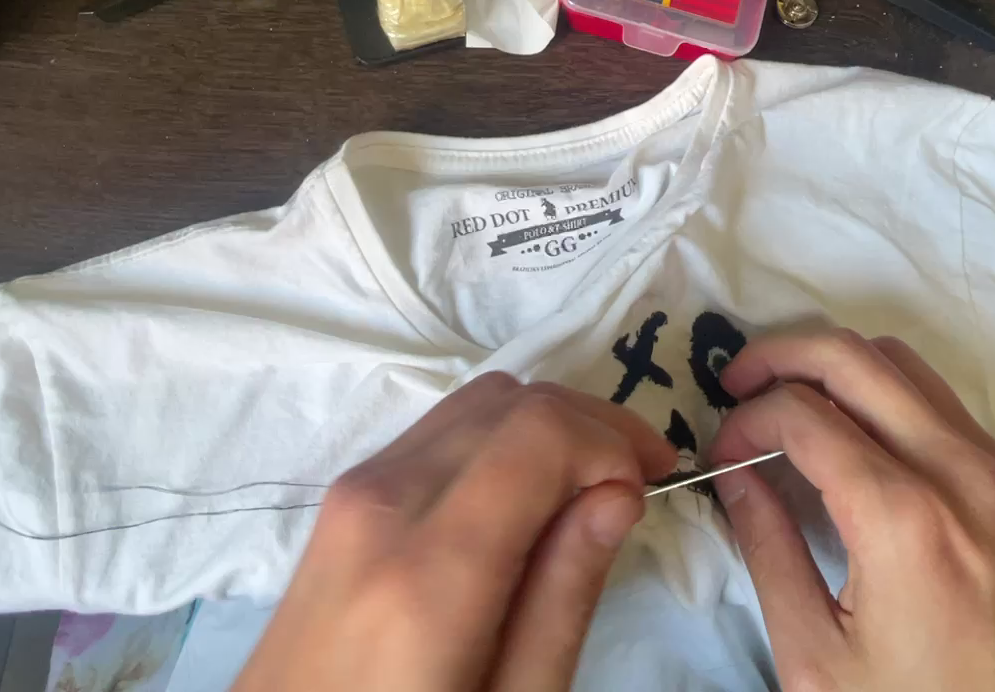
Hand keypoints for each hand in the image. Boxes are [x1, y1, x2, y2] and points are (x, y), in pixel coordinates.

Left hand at [234, 373, 675, 691]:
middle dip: (592, 422)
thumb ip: (564, 595)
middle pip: (512, 400)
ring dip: (551, 421)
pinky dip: (506, 431)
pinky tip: (531, 481)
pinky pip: (446, 423)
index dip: (608, 440)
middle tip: (642, 473)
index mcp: (426, 569)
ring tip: (594, 476)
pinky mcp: (349, 487)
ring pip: (481, 398)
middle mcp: (384, 499)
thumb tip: (619, 491)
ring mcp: (357, 484)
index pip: (537, 432)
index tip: (646, 486)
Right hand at [707, 329, 994, 691]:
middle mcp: (955, 467)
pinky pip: (931, 392)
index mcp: (902, 516)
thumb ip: (767, 550)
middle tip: (737, 384)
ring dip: (829, 362)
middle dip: (777, 354)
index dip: (745, 420)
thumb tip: (735, 472)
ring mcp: (993, 465)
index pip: (800, 412)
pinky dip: (875, 384)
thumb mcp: (819, 658)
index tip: (722, 453)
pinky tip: (846, 425)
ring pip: (894, 357)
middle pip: (849, 355)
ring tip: (786, 396)